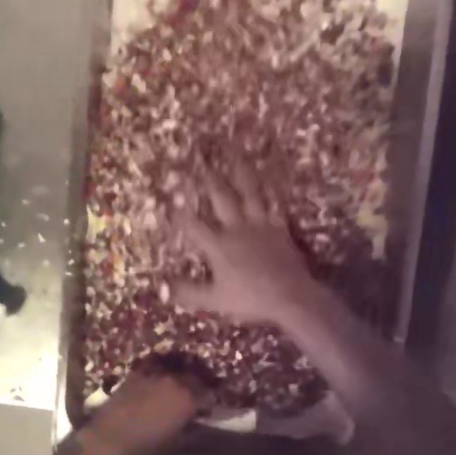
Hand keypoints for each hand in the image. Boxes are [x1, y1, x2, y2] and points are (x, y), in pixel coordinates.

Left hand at [72, 368, 208, 454]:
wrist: (111, 436)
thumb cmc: (146, 444)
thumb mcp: (176, 442)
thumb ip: (192, 429)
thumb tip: (199, 421)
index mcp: (189, 399)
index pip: (209, 395)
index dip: (209, 403)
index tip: (206, 410)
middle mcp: (176, 381)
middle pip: (195, 379)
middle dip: (197, 388)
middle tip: (194, 398)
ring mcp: (156, 374)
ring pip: (175, 372)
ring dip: (180, 380)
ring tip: (176, 389)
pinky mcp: (138, 372)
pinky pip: (155, 368)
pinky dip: (160, 374)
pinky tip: (156, 383)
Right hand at [171, 163, 324, 326]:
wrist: (291, 296)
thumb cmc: (250, 299)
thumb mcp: (215, 300)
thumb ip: (189, 292)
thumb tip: (163, 287)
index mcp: (220, 246)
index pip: (194, 226)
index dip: (180, 213)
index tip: (169, 198)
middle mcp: (238, 229)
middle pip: (221, 198)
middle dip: (209, 180)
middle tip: (200, 160)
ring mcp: (261, 225)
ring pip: (249, 192)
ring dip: (241, 172)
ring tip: (235, 154)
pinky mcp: (280, 228)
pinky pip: (274, 204)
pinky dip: (270, 191)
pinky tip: (269, 181)